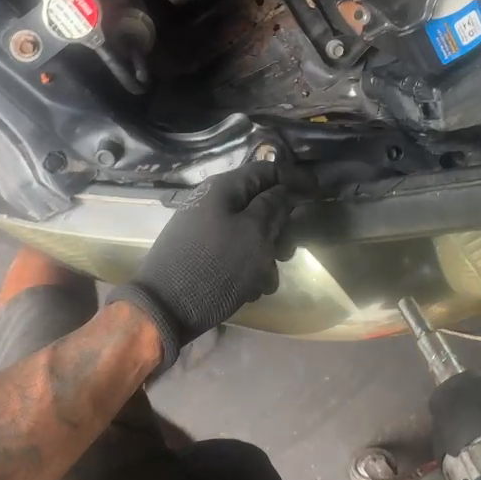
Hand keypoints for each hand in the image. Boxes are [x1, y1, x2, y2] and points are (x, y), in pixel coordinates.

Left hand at [110, 161, 291, 372]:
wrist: (163, 309)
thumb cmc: (215, 267)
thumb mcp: (254, 234)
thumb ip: (273, 207)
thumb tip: (283, 190)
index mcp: (223, 188)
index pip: (266, 171)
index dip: (294, 179)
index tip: (317, 193)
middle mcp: (211, 202)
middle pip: (258, 203)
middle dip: (278, 228)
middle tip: (287, 251)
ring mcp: (202, 229)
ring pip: (248, 233)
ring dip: (264, 255)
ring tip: (265, 280)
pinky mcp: (198, 254)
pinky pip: (232, 253)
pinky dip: (246, 268)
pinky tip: (249, 290)